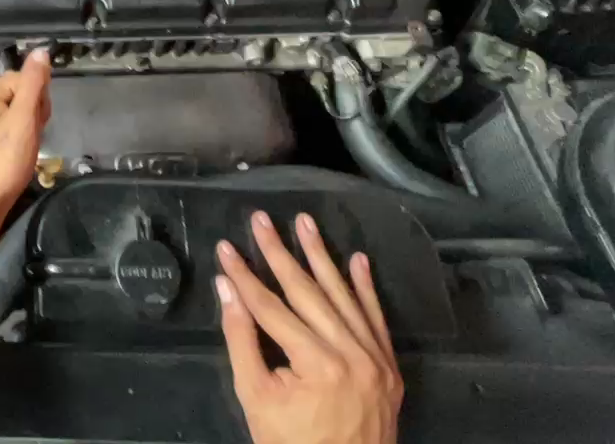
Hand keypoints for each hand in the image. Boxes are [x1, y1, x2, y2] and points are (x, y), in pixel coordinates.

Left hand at [0, 49, 51, 226]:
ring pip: (20, 108)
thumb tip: (41, 51)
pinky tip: (18, 150)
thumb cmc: (5, 160)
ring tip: (24, 146)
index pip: (27, 80)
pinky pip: (11, 121)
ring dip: (29, 126)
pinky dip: (21, 134)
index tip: (35, 124)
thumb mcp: (24, 119)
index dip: (38, 102)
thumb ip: (34, 83)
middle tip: (28, 138)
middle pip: (23, 92)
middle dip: (34, 114)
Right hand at [214, 211, 402, 443]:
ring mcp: (376, 361)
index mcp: (317, 363)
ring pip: (343, 296)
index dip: (244, 275)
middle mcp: (352, 355)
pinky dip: (366, 289)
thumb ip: (241, 337)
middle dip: (279, 252)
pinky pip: (376, 320)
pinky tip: (356, 260)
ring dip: (322, 256)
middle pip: (307, 292)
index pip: (271, 306)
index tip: (224, 247)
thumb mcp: (255, 395)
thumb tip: (226, 286)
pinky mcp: (389, 369)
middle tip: (260, 219)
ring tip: (305, 222)